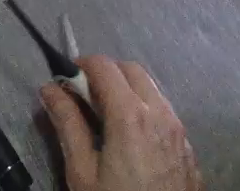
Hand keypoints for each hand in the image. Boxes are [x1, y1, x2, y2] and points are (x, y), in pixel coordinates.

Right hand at [40, 56, 202, 190]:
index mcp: (130, 114)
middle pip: (130, 69)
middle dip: (106, 74)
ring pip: (151, 89)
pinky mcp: (188, 150)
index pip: (104, 66)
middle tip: (85, 99)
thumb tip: (50, 89)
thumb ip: (67, 124)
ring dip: (127, 90)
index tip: (66, 82)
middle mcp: (160, 113)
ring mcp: (179, 131)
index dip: (81, 66)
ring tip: (107, 119)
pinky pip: (165, 113)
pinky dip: (145, 110)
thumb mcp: (83, 173)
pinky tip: (132, 140)